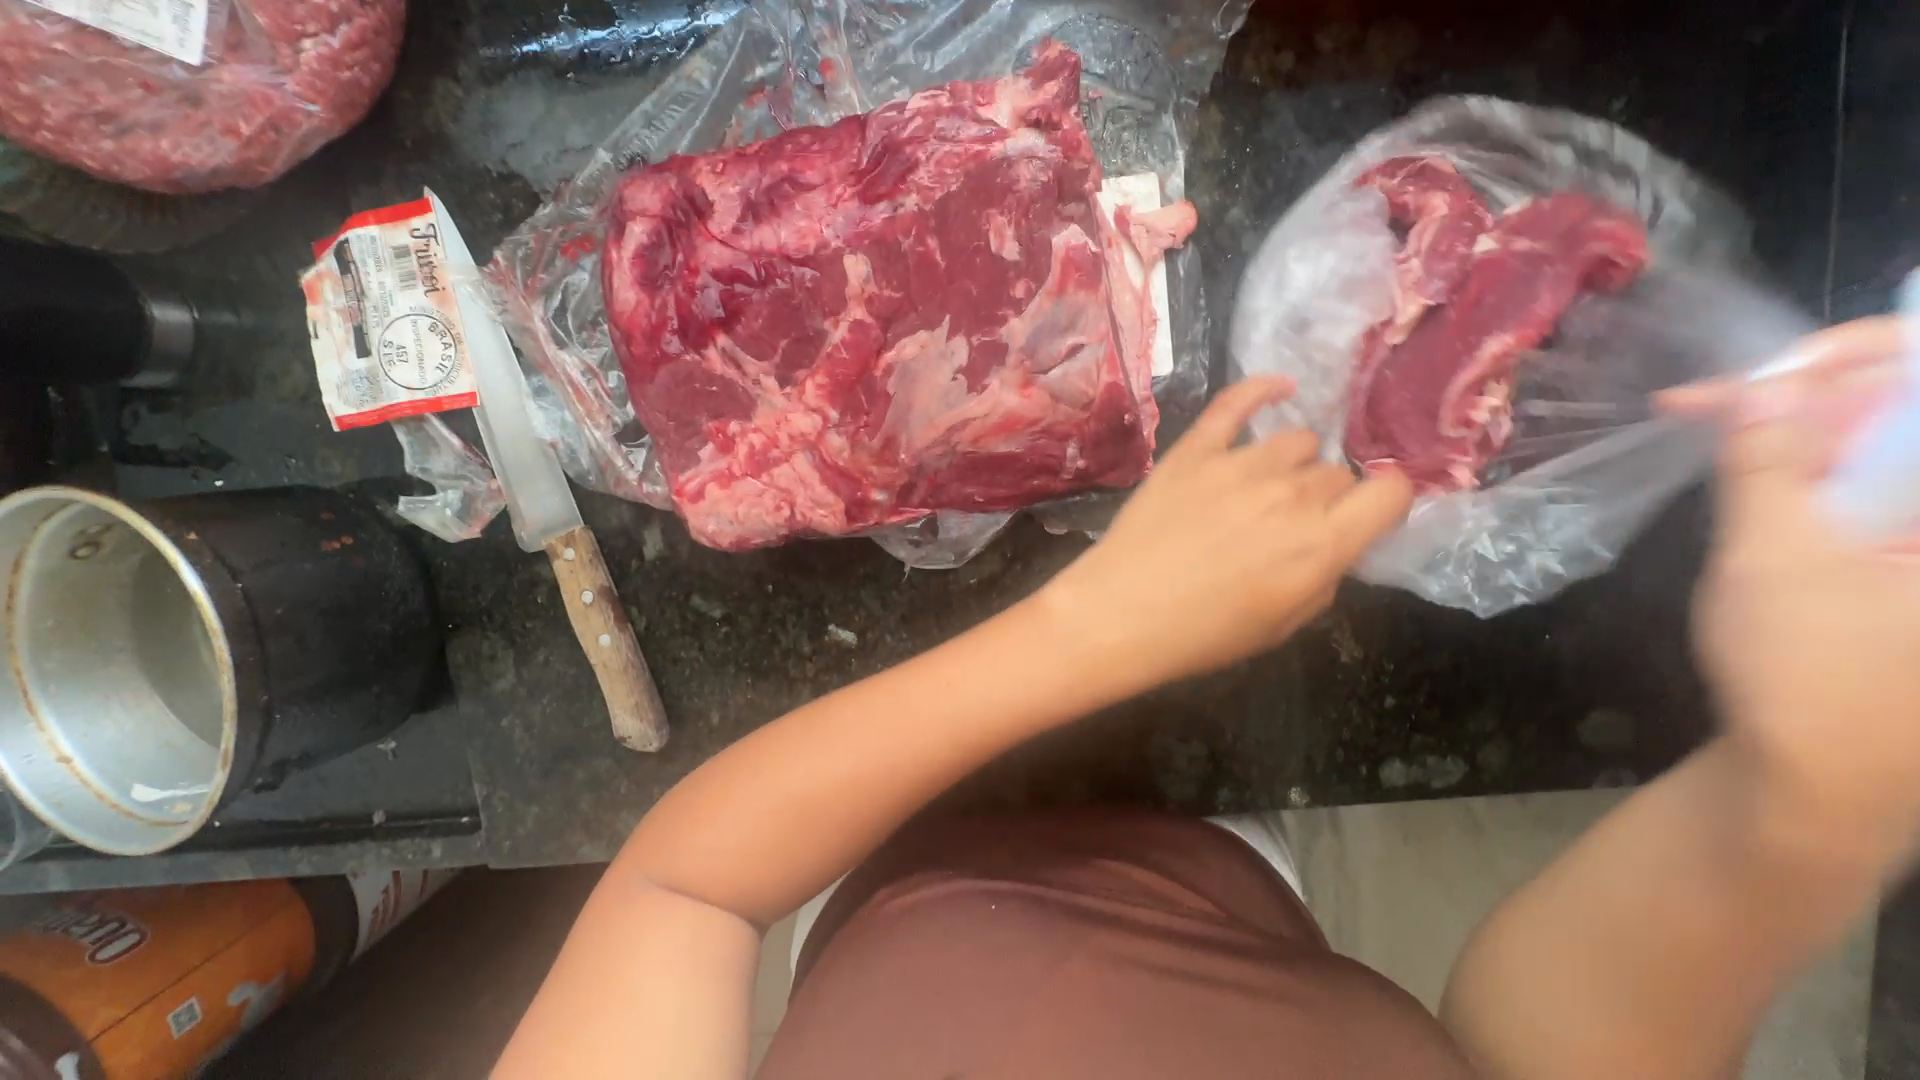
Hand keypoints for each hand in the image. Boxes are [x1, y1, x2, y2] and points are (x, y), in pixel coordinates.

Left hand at [1035, 376, 1412, 690]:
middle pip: (1336, 472)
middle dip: (1326, 497)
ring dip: (1292, 463)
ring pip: (1296, 440)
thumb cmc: (1203, 634)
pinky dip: (1262, 391)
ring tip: (1267, 487)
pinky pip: (1237, 403)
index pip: (1390, 492)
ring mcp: (1240, 464)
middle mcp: (1291, 494)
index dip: (1386, 501)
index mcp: (1322, 543)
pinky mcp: (1194, 450)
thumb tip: (1333, 544)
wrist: (1120, 614)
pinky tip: (1279, 388)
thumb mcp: (1283, 625)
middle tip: (1292, 524)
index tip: (1367, 513)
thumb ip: (1323, 576)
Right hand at [1666, 316, 1919, 864]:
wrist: (1821, 783)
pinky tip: (1761, 476)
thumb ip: (1765, 460)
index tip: (1753, 377)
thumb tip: (1760, 384)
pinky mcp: (1912, 566)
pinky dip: (1818, 469)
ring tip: (1719, 427)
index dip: (1849, 358)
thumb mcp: (1770, 557)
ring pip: (1887, 448)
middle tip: (1708, 402)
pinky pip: (1880, 487)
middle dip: (1811, 390)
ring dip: (1806, 427)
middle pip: (1907, 408)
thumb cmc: (1806, 672)